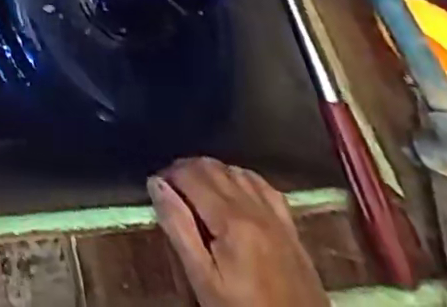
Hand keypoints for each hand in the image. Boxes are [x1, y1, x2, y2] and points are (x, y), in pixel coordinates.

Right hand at [148, 157, 325, 306]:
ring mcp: (275, 216)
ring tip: (196, 193)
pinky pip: (262, 186)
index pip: (189, 175)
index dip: (168, 176)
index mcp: (230, 220)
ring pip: (235, 171)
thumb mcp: (203, 279)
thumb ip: (178, 228)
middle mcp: (254, 208)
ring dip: (211, 173)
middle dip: (185, 170)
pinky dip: (241, 179)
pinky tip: (233, 193)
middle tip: (171, 191)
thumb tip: (155, 183)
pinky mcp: (290, 228)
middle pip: (211, 167)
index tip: (156, 190)